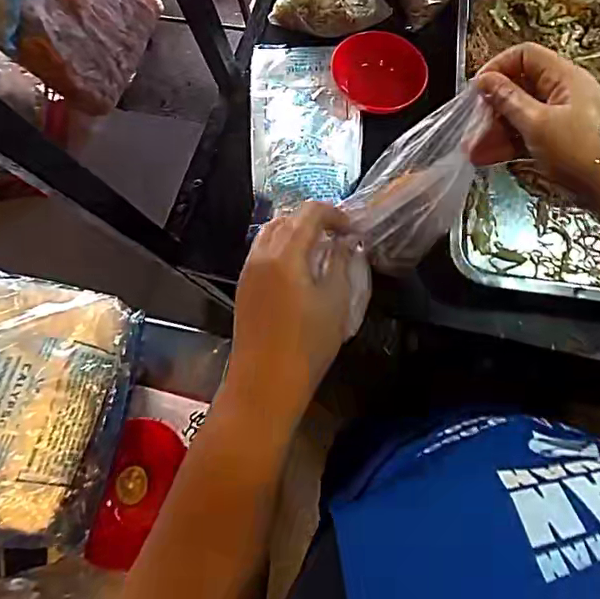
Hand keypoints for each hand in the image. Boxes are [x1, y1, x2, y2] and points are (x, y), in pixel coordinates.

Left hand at [223, 203, 359, 415]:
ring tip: (322, 250)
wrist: (264, 385)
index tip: (354, 230)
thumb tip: (346, 242)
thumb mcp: (336, 299)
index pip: (310, 212)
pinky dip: (284, 247)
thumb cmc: (308, 343)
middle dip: (316, 220)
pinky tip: (302, 269)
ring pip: (272, 232)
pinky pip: (263, 251)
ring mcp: (249, 271)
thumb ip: (342, 262)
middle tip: (340, 236)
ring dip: (298, 231)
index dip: (336, 214)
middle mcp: (261, 255)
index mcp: (285, 254)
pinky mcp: (245, 287)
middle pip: (288, 218)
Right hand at [471, 43, 599, 207]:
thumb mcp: (538, 124)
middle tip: (470, 130)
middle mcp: (566, 92)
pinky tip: (490, 159)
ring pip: (524, 115)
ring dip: (497, 131)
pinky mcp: (567, 143)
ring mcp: (567, 119)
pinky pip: (533, 135)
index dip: (497, 68)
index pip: (525, 56)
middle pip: (521, 87)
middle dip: (492, 108)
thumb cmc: (582, 152)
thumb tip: (485, 80)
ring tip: (474, 153)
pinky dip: (513, 144)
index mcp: (564, 77)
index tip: (476, 91)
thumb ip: (508, 100)